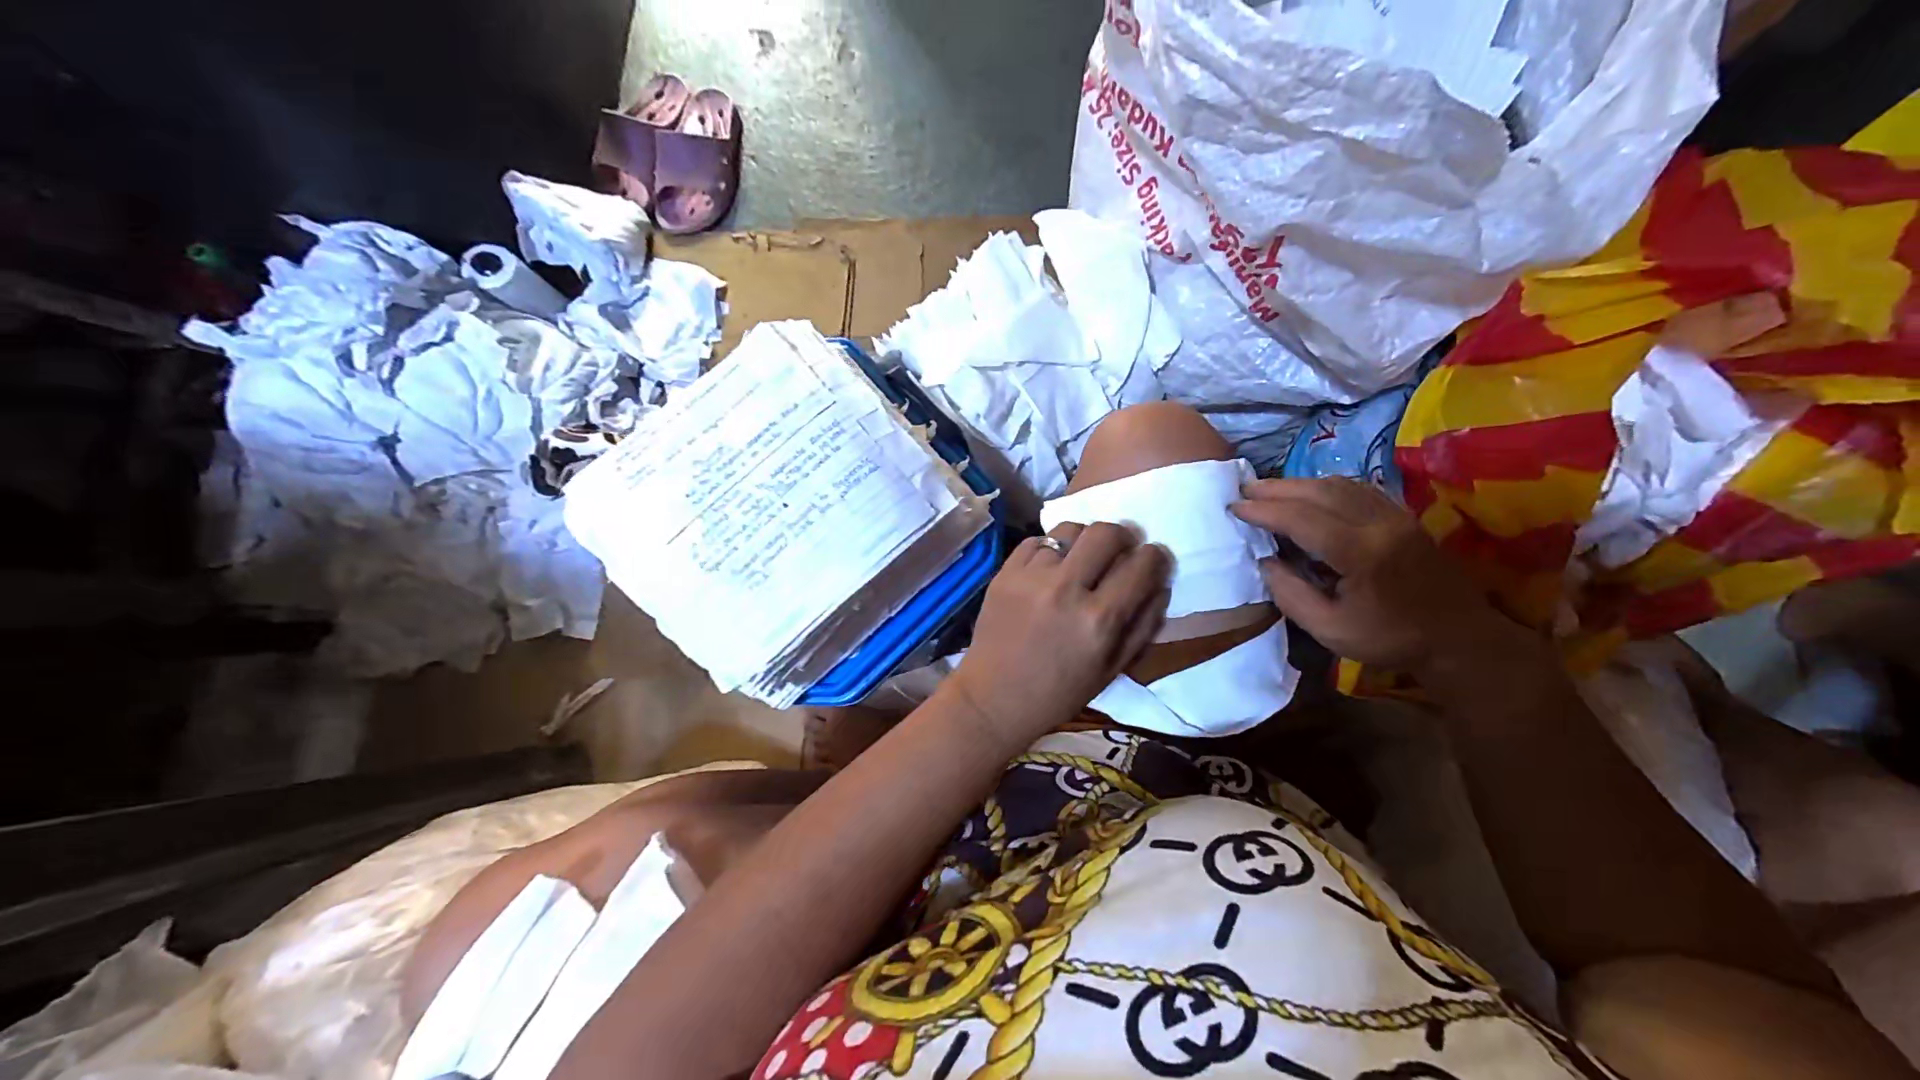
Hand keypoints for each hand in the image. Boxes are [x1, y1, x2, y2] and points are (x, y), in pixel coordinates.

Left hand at [947, 522, 1169, 737]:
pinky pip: (1036, 541)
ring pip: (1070, 530)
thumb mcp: (1113, 668)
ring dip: (1085, 541)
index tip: (1151, 561)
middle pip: (1106, 532)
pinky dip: (1051, 550)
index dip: (1155, 557)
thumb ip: (1144, 624)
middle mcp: (1066, 590)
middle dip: (1124, 536)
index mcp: (1099, 620)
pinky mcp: (1004, 573)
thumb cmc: (1060, 693)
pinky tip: (1052, 568)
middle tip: (1121, 551)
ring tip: (1082, 560)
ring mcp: (1031, 577)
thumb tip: (1161, 583)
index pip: (1142, 563)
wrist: (994, 698)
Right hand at [1231, 477, 1519, 673]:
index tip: (1234, 507)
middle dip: (1277, 488)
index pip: (1302, 519)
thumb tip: (1266, 562)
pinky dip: (1327, 486)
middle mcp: (1379, 524)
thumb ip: (1291, 595)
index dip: (1264, 510)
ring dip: (1300, 484)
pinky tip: (1310, 493)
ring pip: (1340, 485)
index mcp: (1361, 553)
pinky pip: (1359, 489)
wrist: (1459, 638)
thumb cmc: (1390, 639)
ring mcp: (1396, 516)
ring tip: (1269, 489)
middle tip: (1244, 489)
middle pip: (1320, 492)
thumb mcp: (1330, 630)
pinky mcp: (1405, 517)